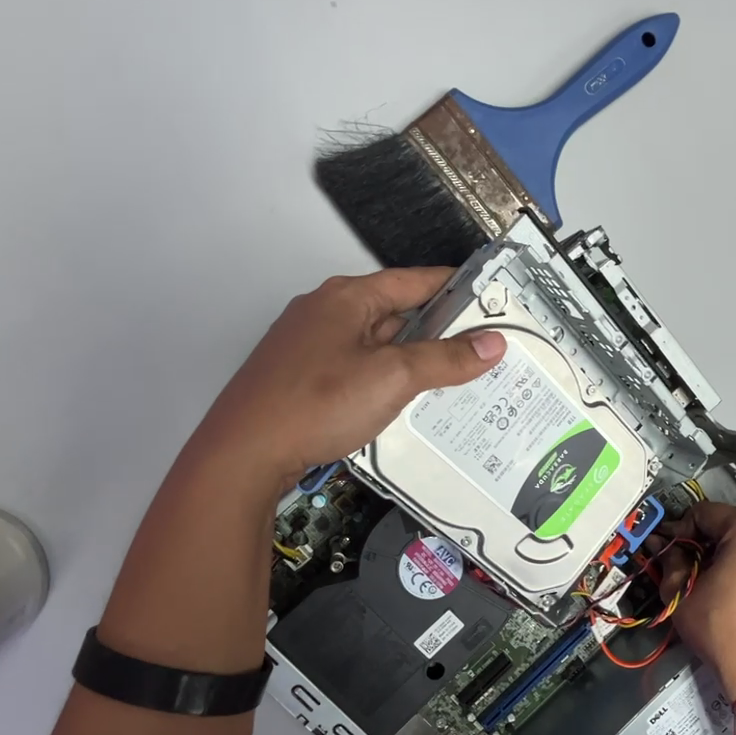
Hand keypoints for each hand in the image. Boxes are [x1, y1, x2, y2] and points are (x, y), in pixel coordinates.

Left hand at [188, 268, 504, 490]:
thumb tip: (491, 343)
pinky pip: (356, 367)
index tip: (489, 296)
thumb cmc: (314, 405)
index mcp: (346, 298)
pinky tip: (399, 402)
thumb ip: (445, 359)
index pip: (414, 280)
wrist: (244, 454)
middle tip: (478, 347)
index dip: (454, 287)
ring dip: (410, 358)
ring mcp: (309, 346)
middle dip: (437, 330)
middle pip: (395, 312)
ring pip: (375, 343)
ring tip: (449, 378)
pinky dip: (383, 378)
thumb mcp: (393, 378)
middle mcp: (325, 313)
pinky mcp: (301, 377)